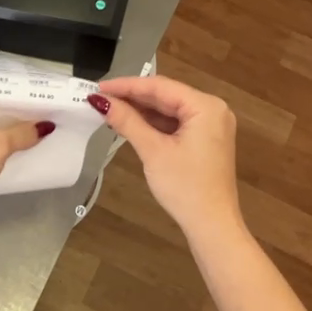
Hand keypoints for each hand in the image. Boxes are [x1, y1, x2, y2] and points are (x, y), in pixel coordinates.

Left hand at [0, 91, 51, 215]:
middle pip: (0, 109)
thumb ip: (23, 133)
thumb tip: (45, 126)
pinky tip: (29, 147)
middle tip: (55, 114)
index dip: (25, 97)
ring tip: (48, 130)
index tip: (51, 99)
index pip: (1, 92)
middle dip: (24, 115)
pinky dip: (8, 144)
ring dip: (18, 131)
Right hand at [91, 76, 241, 239]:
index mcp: (206, 106)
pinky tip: (131, 124)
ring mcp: (211, 125)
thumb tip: (99, 101)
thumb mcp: (153, 151)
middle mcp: (213, 109)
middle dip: (133, 97)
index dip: (127, 85)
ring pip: (169, 109)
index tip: (98, 87)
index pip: (160, 86)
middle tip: (100, 98)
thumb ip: (127, 121)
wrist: (211, 224)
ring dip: (141, 110)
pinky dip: (154, 124)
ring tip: (110, 109)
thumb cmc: (185, 187)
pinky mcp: (205, 140)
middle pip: (166, 96)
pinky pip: (176, 123)